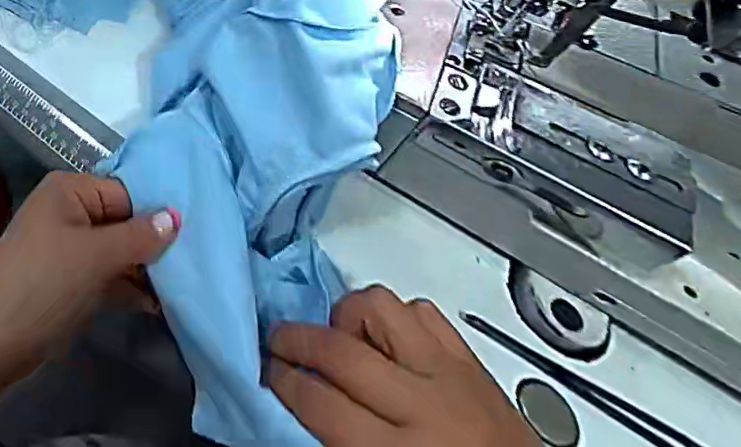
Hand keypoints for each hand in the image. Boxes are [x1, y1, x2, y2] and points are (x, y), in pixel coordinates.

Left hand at [0, 172, 178, 375]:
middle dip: (151, 244)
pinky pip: (102, 271)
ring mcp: (63, 244)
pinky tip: (152, 304)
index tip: (192, 235)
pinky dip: (123, 284)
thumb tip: (175, 217)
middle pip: (120, 219)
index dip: (155, 214)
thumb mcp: (97, 256)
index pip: (125, 192)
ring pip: (113, 248)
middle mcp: (66, 209)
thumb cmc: (45, 283)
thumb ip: (139, 236)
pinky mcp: (62, 277)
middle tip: (190, 265)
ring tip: (177, 290)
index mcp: (70, 189)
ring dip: (141, 269)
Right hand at [267, 285, 535, 446]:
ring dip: (349, 316)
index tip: (266, 371)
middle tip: (278, 341)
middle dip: (296, 338)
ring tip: (340, 337)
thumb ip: (343, 443)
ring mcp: (453, 377)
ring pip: (382, 308)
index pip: (321, 400)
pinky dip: (400, 318)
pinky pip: (425, 312)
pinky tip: (390, 339)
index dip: (282, 380)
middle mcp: (425, 408)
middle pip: (340, 348)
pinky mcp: (475, 364)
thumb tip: (299, 406)